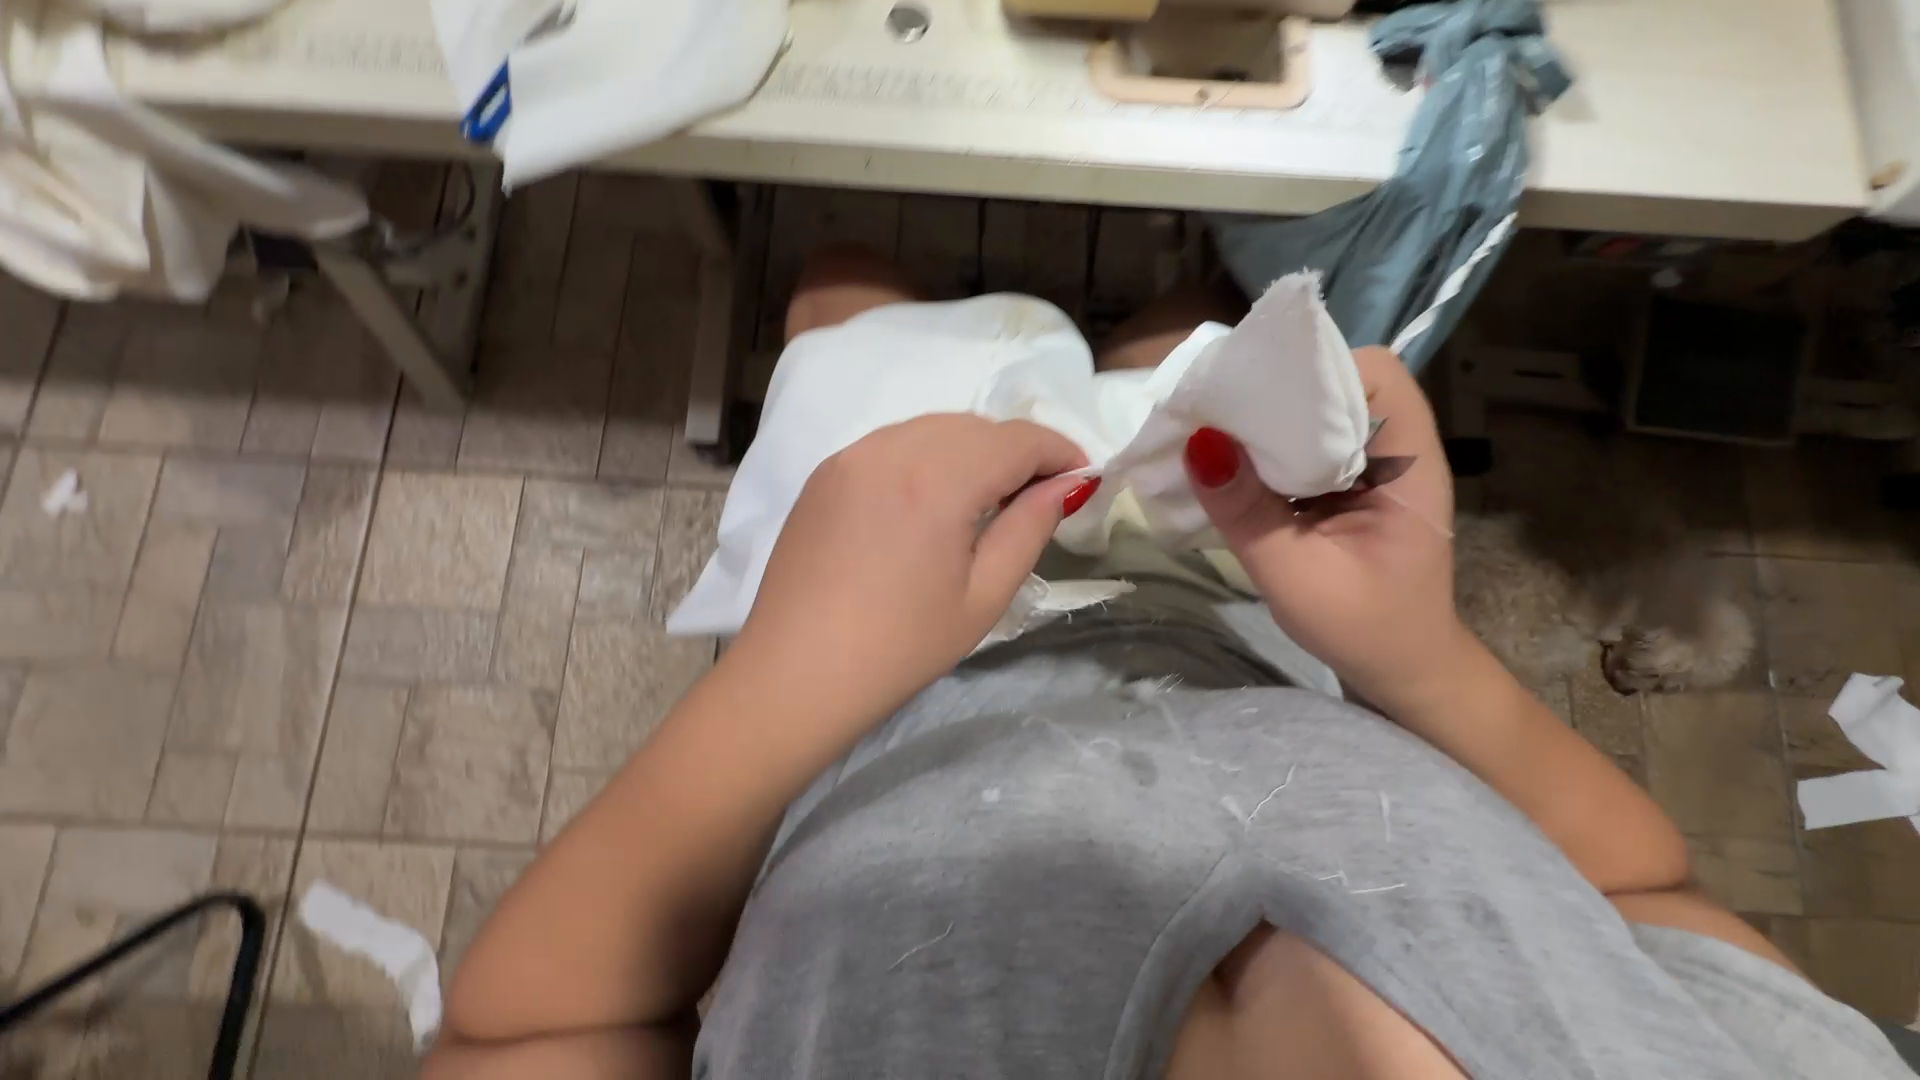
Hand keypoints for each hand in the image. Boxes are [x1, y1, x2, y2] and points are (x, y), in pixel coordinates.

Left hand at [730, 414, 1092, 723]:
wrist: (796, 673)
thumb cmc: (900, 648)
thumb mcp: (983, 597)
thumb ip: (1029, 529)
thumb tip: (1064, 485)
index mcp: (938, 479)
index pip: (1017, 439)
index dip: (1059, 451)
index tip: (1081, 478)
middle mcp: (892, 448)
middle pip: (975, 426)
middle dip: (1016, 451)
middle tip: (1037, 496)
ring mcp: (851, 455)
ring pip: (932, 429)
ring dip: (971, 449)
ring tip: (985, 498)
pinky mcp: (826, 472)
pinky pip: (892, 444)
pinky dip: (926, 456)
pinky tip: (930, 501)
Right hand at [1183, 346, 1474, 713]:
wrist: (1401, 673)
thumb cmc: (1362, 629)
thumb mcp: (1295, 575)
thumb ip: (1246, 511)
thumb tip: (1197, 443)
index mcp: (1407, 467)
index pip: (1379, 377)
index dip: (1321, 370)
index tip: (1260, 391)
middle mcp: (1395, 455)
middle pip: (1343, 389)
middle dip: (1280, 393)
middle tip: (1220, 412)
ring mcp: (1372, 472)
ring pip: (1320, 418)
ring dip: (1269, 423)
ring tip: (1217, 434)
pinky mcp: (1347, 490)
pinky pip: (1307, 450)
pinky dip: (1269, 452)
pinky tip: (1234, 468)